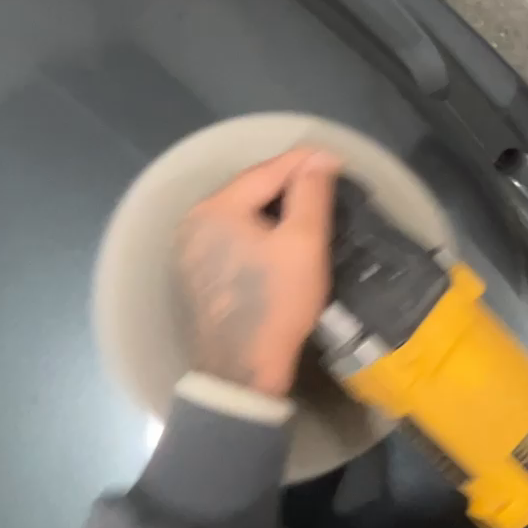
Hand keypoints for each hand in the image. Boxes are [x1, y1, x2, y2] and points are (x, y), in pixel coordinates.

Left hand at [175, 147, 343, 396]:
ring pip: (243, 213)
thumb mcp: (303, 242)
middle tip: (326, 184)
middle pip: (251, 189)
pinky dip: (260, 230)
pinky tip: (282, 238)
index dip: (304, 163)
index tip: (336, 160)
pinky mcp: (199, 273)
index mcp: (215, 208)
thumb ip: (311, 192)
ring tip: (310, 208)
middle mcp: (194, 222)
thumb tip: (319, 156)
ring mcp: (191, 249)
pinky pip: (235, 235)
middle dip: (289, 184)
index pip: (267, 171)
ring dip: (275, 207)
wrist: (243, 372)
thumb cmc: (276, 303)